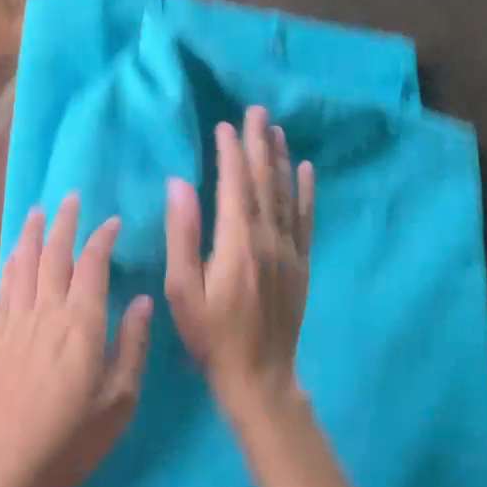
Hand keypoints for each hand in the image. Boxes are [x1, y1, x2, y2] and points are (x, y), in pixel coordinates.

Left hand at [0, 195, 152, 486]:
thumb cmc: (67, 442)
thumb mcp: (117, 404)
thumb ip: (132, 348)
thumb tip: (143, 301)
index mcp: (82, 324)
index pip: (93, 264)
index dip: (102, 237)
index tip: (112, 221)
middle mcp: (46, 311)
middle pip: (55, 254)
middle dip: (65, 222)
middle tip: (71, 197)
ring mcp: (14, 321)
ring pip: (25, 263)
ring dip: (34, 233)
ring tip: (40, 211)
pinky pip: (4, 285)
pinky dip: (12, 262)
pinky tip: (15, 254)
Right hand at [165, 105, 315, 417]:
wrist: (259, 376)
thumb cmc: (212, 335)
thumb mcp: (183, 289)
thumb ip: (183, 233)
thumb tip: (180, 183)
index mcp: (237, 240)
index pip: (235, 184)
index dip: (230, 152)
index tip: (225, 125)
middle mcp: (268, 237)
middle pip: (263, 180)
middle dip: (258, 143)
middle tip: (257, 110)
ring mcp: (289, 249)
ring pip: (285, 193)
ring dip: (280, 159)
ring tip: (276, 129)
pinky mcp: (301, 263)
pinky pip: (305, 218)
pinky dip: (305, 191)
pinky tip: (305, 170)